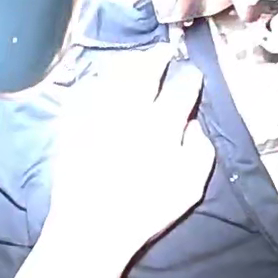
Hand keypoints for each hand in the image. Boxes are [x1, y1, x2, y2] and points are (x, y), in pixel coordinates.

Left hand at [45, 55, 216, 263]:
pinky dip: (102, 77)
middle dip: (159, 55)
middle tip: (164, 51)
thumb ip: (201, 149)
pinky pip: (90, 87)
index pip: (182, 85)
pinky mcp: (75, 120)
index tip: (191, 73)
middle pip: (146, 68)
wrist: (92, 225)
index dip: (190, 75)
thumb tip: (193, 123)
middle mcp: (131, 109)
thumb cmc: (146, 210)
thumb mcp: (190, 186)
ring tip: (138, 59)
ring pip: (117, 73)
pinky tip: (108, 78)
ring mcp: (100, 111)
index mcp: (162, 124)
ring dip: (131, 61)